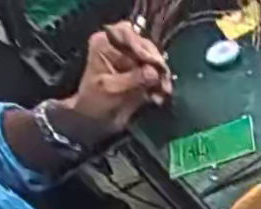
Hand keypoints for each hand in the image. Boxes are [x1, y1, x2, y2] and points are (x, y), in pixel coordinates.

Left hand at [63, 23, 173, 139]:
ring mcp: (132, 63)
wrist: (97, 122)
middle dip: (156, 64)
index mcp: (106, 44)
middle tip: (164, 82)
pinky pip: (157, 78)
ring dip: (161, 78)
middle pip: (145, 47)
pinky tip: (159, 98)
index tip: (155, 64)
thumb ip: (133, 79)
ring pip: (154, 62)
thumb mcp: (112, 89)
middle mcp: (120, 49)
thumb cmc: (96, 103)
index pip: (128, 35)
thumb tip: (154, 73)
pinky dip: (161, 87)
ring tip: (163, 93)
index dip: (143, 48)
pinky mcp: (142, 78)